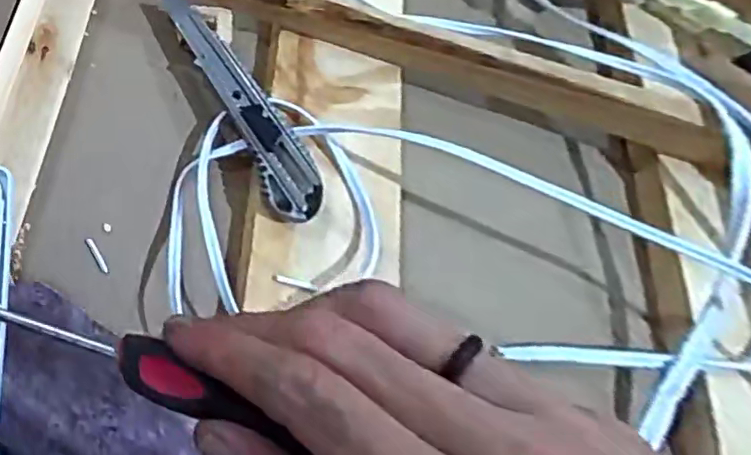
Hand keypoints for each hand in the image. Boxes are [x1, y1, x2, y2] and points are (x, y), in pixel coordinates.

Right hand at [165, 281, 648, 454]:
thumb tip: (215, 429)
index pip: (321, 398)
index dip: (235, 362)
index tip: (176, 345)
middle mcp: (516, 440)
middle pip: (345, 336)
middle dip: (256, 330)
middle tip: (201, 341)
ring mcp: (556, 409)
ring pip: (386, 309)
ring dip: (304, 315)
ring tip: (261, 342)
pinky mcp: (574, 400)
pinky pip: (435, 330)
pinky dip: (366, 331)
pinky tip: (341, 358)